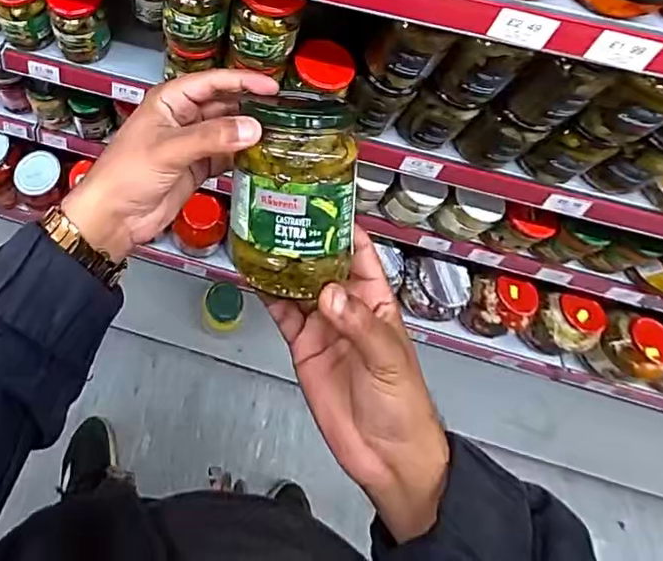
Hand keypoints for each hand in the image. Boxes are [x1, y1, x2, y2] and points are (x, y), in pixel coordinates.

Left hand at [61, 69, 277, 259]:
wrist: (112, 217)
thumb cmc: (125, 174)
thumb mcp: (169, 150)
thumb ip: (212, 137)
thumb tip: (252, 127)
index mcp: (169, 100)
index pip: (212, 82)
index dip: (242, 81)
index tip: (270, 87)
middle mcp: (182, 117)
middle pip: (223, 104)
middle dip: (250, 106)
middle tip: (281, 111)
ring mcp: (190, 142)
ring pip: (227, 130)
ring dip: (249, 132)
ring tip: (278, 133)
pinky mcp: (197, 166)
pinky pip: (226, 155)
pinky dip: (243, 155)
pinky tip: (261, 156)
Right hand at [266, 227, 448, 543]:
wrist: (387, 458)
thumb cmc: (406, 408)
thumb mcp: (388, 359)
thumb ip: (359, 325)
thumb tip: (330, 295)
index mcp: (375, 300)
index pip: (358, 252)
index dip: (341, 227)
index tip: (323, 204)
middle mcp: (347, 306)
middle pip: (321, 262)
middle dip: (303, 239)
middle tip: (282, 216)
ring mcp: (323, 323)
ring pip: (297, 282)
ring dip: (281, 262)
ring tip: (263, 238)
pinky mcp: (303, 344)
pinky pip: (281, 311)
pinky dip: (267, 293)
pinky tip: (256, 277)